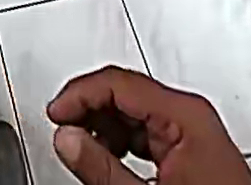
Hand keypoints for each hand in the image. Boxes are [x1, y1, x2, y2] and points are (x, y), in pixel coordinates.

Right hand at [47, 66, 250, 184]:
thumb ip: (103, 168)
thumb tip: (67, 137)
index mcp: (185, 114)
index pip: (120, 82)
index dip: (81, 93)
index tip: (56, 112)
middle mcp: (191, 115)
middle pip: (127, 93)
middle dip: (90, 108)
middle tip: (62, 128)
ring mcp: (194, 133)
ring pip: (135, 113)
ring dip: (104, 128)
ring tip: (81, 150)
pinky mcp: (192, 152)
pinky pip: (148, 134)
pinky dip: (122, 144)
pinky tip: (108, 162)